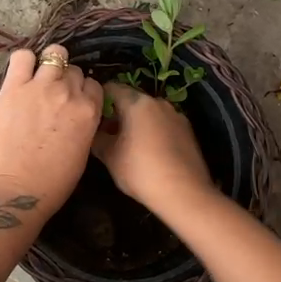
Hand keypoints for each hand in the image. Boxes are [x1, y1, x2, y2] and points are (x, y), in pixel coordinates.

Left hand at [0, 46, 103, 204]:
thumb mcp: (83, 151)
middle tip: (54, 95)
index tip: (73, 100)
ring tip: (40, 77)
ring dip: (50, 64)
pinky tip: (22, 73)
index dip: (83, 91)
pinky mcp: (14, 86)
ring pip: (54, 55)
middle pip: (74, 71)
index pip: (93, 85)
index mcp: (89, 110)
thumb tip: (79, 113)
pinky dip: (25, 60)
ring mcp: (40, 86)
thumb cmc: (53, 182)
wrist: (16, 189)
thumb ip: (85, 124)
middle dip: (66, 80)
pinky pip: (22, 57)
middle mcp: (68, 92)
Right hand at [92, 82, 215, 217]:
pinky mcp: (188, 130)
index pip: (112, 88)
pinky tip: (150, 152)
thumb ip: (97, 138)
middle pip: (132, 100)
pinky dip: (153, 131)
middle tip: (106, 133)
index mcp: (137, 102)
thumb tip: (93, 131)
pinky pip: (164, 124)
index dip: (100, 99)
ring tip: (128, 145)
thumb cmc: (141, 171)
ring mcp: (176, 115)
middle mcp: (158, 102)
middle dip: (118, 113)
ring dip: (137, 123)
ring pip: (149, 113)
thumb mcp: (110, 156)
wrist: (184, 193)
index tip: (92, 115)